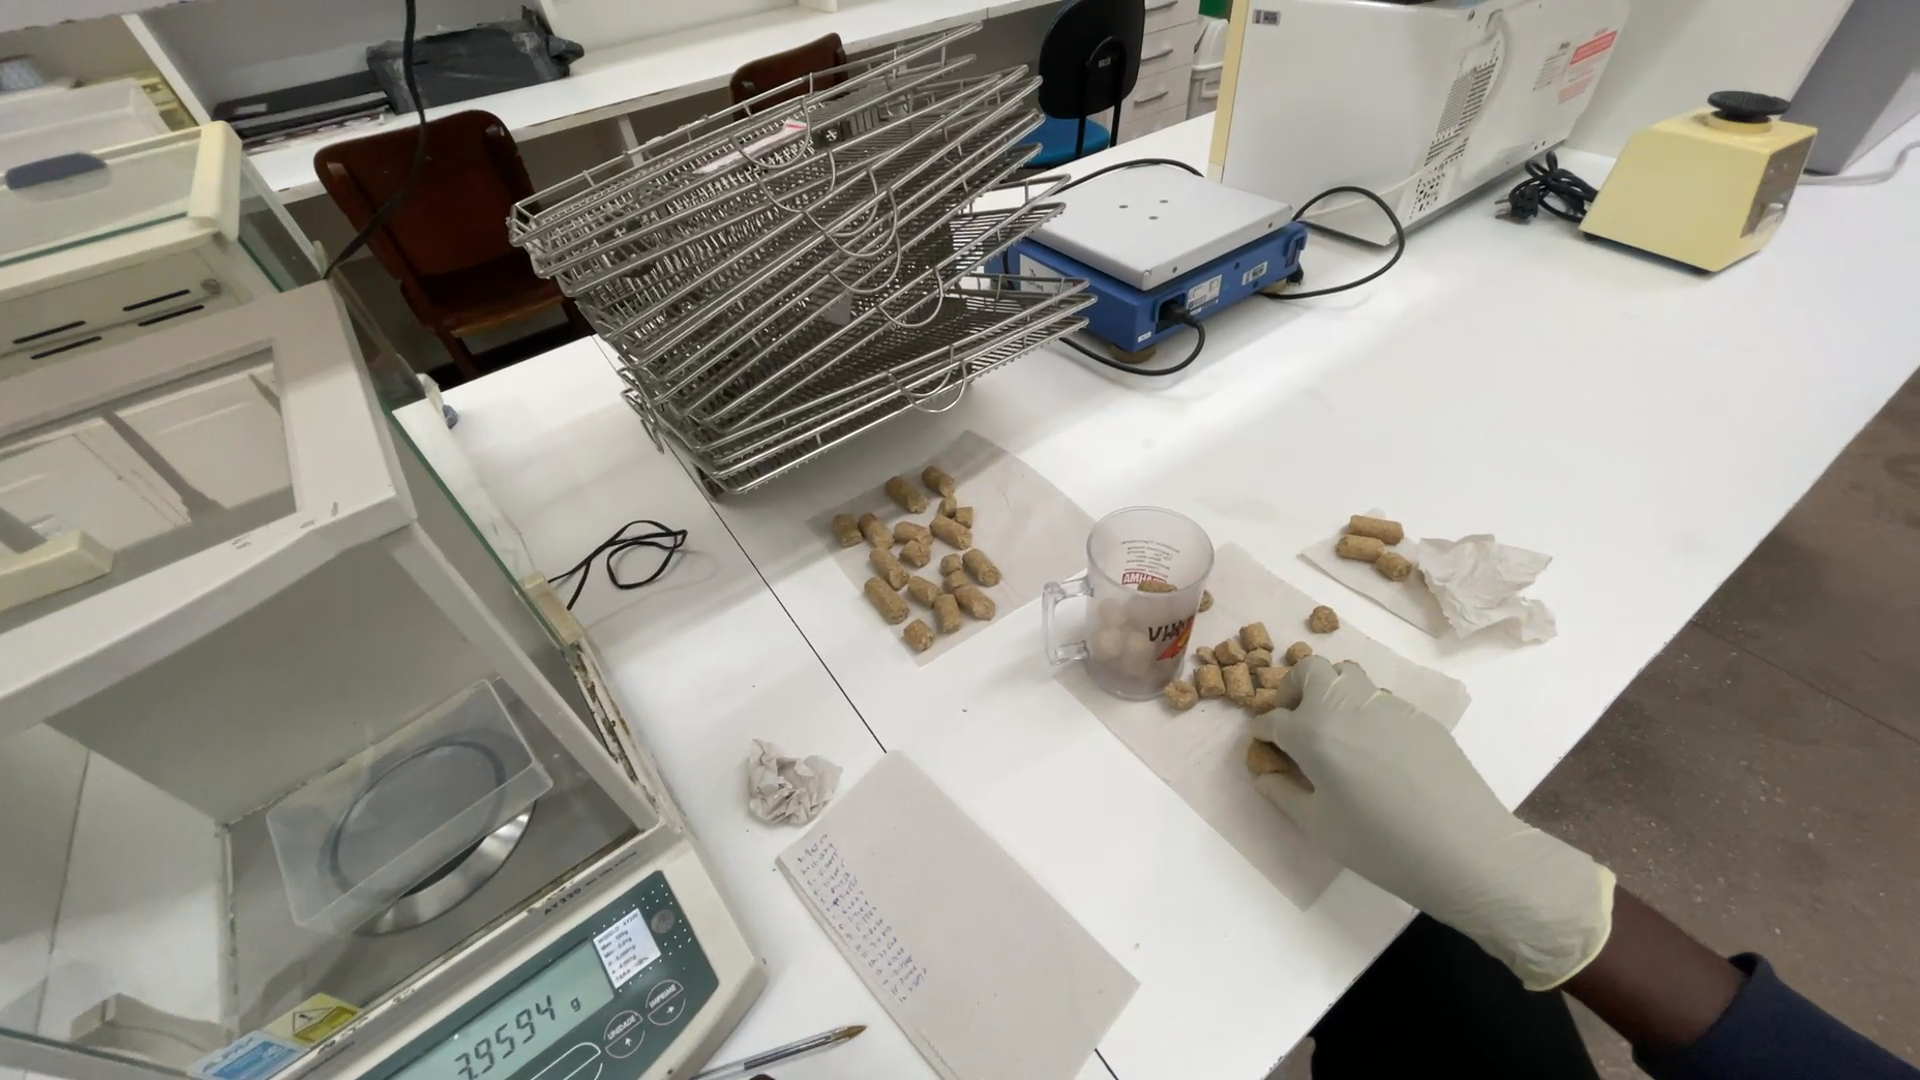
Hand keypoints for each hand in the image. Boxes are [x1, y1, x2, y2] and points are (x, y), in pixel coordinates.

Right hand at [1251, 656, 1615, 989]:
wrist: (1467, 850)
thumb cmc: (1380, 844)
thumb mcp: (1317, 826)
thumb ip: (1282, 794)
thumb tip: (1264, 774)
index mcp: (1312, 732)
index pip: (1272, 719)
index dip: (1262, 732)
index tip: (1265, 746)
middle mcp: (1344, 706)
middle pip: (1309, 671)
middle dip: (1294, 690)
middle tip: (1297, 721)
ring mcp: (1385, 705)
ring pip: (1348, 675)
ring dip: (1332, 692)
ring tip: (1337, 729)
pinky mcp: (1418, 716)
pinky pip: (1380, 699)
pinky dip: (1365, 712)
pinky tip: (1378, 750)